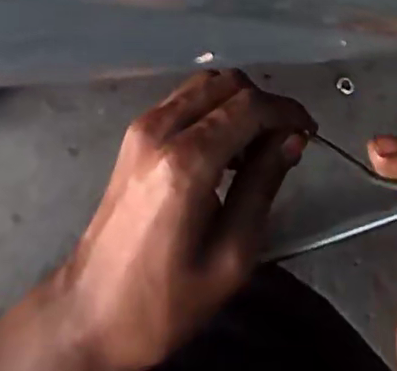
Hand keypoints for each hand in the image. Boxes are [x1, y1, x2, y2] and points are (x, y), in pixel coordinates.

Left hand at [0, 70, 314, 370]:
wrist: (86, 315)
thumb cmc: (162, 302)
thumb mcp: (230, 258)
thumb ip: (263, 186)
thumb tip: (291, 139)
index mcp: (186, 161)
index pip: (249, 106)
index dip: (287, 111)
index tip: (309, 131)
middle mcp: (161, 129)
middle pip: (227, 81)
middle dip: (265, 102)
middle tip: (286, 139)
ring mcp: (142, 126)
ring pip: (205, 82)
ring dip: (239, 101)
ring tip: (257, 146)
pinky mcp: (135, 134)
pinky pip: (185, 98)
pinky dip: (215, 107)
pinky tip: (225, 147)